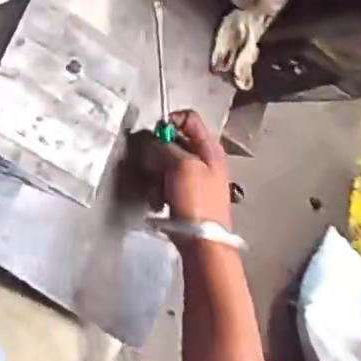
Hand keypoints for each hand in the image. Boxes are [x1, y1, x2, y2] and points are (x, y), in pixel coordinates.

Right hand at [150, 110, 233, 228]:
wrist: (202, 242)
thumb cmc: (196, 201)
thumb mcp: (181, 166)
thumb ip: (164, 147)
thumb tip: (150, 141)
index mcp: (209, 148)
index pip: (189, 118)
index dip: (170, 121)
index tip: (155, 135)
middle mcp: (204, 159)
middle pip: (173, 141)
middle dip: (157, 153)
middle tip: (152, 166)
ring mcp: (194, 177)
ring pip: (165, 162)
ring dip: (155, 174)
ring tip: (156, 190)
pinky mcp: (185, 194)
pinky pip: (164, 181)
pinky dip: (158, 188)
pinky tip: (158, 201)